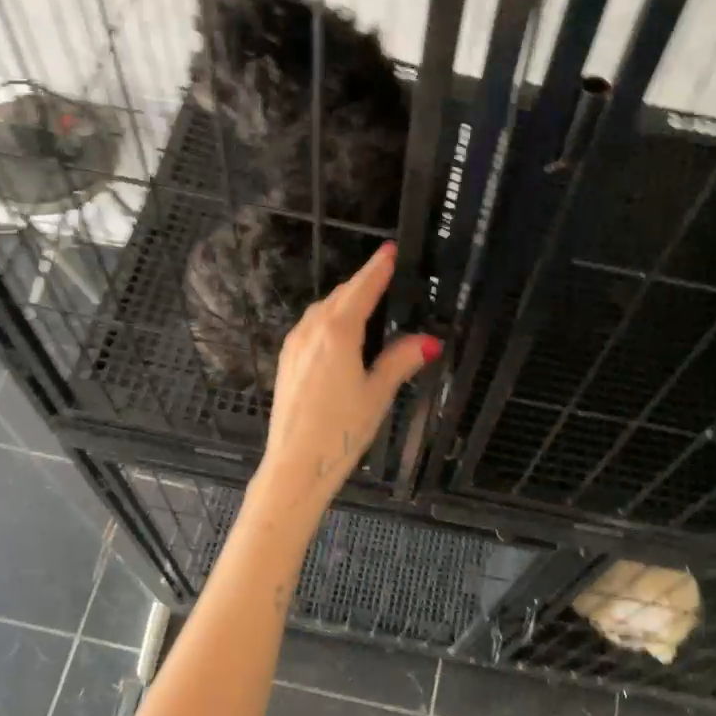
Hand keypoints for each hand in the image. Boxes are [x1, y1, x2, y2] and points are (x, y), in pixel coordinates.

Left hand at [257, 241, 438, 508]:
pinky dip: (328, 324)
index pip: (362, 288)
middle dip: (362, 285)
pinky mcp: (286, 363)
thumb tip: (428, 341)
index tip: (389, 250)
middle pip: (340, 296)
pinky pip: (310, 330)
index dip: (378, 268)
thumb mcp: (377, 394)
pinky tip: (339, 339)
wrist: (296, 464)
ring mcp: (294, 346)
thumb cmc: (340, 431)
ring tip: (365, 307)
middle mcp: (311, 330)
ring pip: (321, 312)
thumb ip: (401, 360)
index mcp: (337, 331)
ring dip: (343, 304)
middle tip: (384, 280)